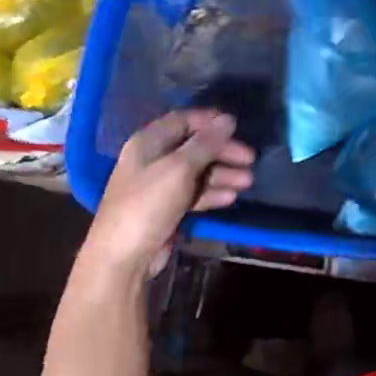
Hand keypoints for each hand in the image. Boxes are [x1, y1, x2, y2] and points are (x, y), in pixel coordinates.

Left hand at [84, 110, 254, 275]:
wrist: (125, 255)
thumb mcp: (179, 169)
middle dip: (223, 152)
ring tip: (247, 182)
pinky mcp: (168, 208)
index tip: (238, 128)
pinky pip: (195, 194)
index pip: (182, 121)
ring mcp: (160, 185)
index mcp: (148, 143)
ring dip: (223, 175)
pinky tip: (230, 198)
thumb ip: (205, 144)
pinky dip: (212, 194)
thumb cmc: (148, 205)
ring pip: (198, 172)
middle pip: (194, 147)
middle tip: (250, 160)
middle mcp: (153, 160)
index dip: (210, 122)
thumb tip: (227, 120)